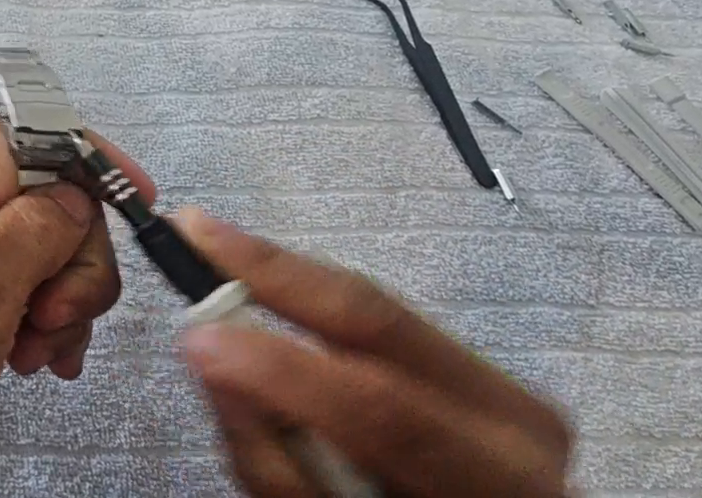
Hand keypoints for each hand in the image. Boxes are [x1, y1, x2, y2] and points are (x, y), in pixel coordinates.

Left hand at [0, 122, 152, 497]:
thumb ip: (38, 230)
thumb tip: (79, 196)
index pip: (46, 133)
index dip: (98, 164)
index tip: (139, 208)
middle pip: (53, 199)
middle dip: (77, 262)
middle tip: (51, 321)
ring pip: (37, 247)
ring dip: (57, 300)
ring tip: (33, 354)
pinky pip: (8, 281)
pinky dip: (31, 317)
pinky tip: (25, 356)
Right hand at [173, 208, 574, 497]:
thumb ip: (274, 463)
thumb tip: (206, 355)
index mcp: (490, 478)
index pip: (382, 409)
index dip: (283, 369)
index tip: (198, 336)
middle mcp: (510, 415)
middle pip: (374, 318)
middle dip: (269, 270)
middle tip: (191, 229)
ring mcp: (494, 380)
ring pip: (365, 301)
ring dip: (277, 271)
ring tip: (208, 240)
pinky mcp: (466, 360)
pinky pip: (366, 309)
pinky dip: (302, 289)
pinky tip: (256, 269)